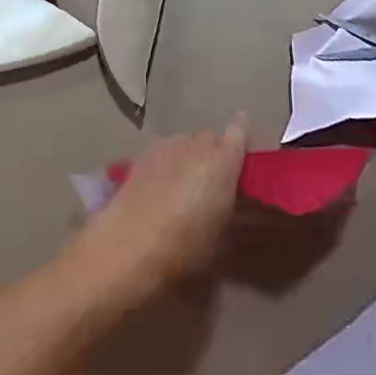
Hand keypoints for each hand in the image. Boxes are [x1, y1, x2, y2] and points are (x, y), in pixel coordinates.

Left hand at [69, 115, 247, 301]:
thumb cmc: (186, 243)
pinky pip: (162, 149)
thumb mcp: (219, 229)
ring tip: (182, 179)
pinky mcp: (141, 153)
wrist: (133, 241)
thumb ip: (226, 199)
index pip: (238, 132)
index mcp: (222, 162)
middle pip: (208, 136)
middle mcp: (195, 145)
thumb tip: (225, 190)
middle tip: (210, 174)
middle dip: (212, 149)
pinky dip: (166, 160)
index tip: (242, 131)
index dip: (240, 131)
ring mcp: (165, 145)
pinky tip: (158, 181)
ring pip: (183, 140)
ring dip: (187, 153)